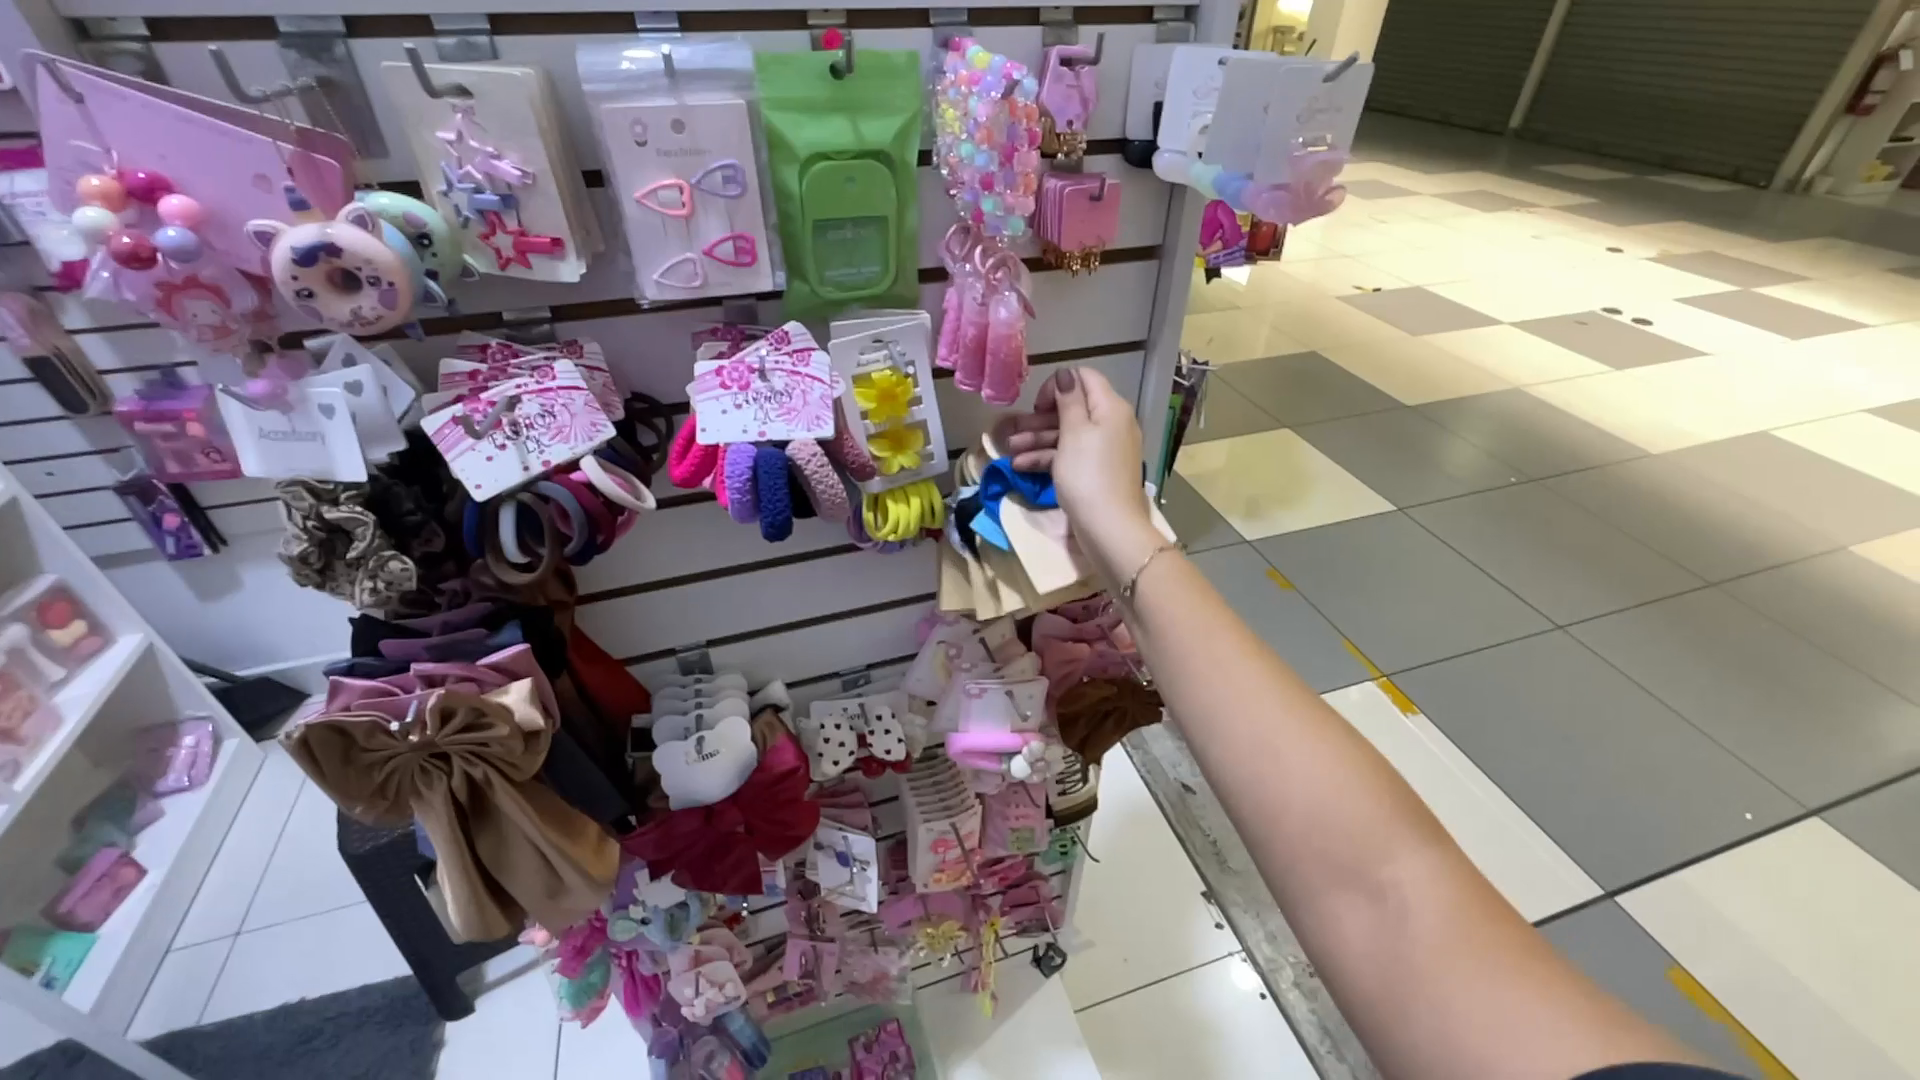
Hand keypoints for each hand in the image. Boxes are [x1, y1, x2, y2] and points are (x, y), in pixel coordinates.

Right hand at [997, 368, 1151, 541]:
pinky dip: (1047, 458)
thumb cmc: (1088, 475)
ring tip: (1010, 450)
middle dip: (1040, 418)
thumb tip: (1066, 375)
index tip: (1038, 405)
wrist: (1110, 528)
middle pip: (1073, 409)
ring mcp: (1104, 450)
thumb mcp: (1074, 433)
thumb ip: (1069, 400)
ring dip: (1037, 439)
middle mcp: (1111, 424)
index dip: (1058, 386)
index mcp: (1110, 408)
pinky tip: (1021, 466)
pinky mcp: (1096, 472)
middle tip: (1013, 430)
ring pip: (1067, 435)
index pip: (1084, 378)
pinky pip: (1070, 456)